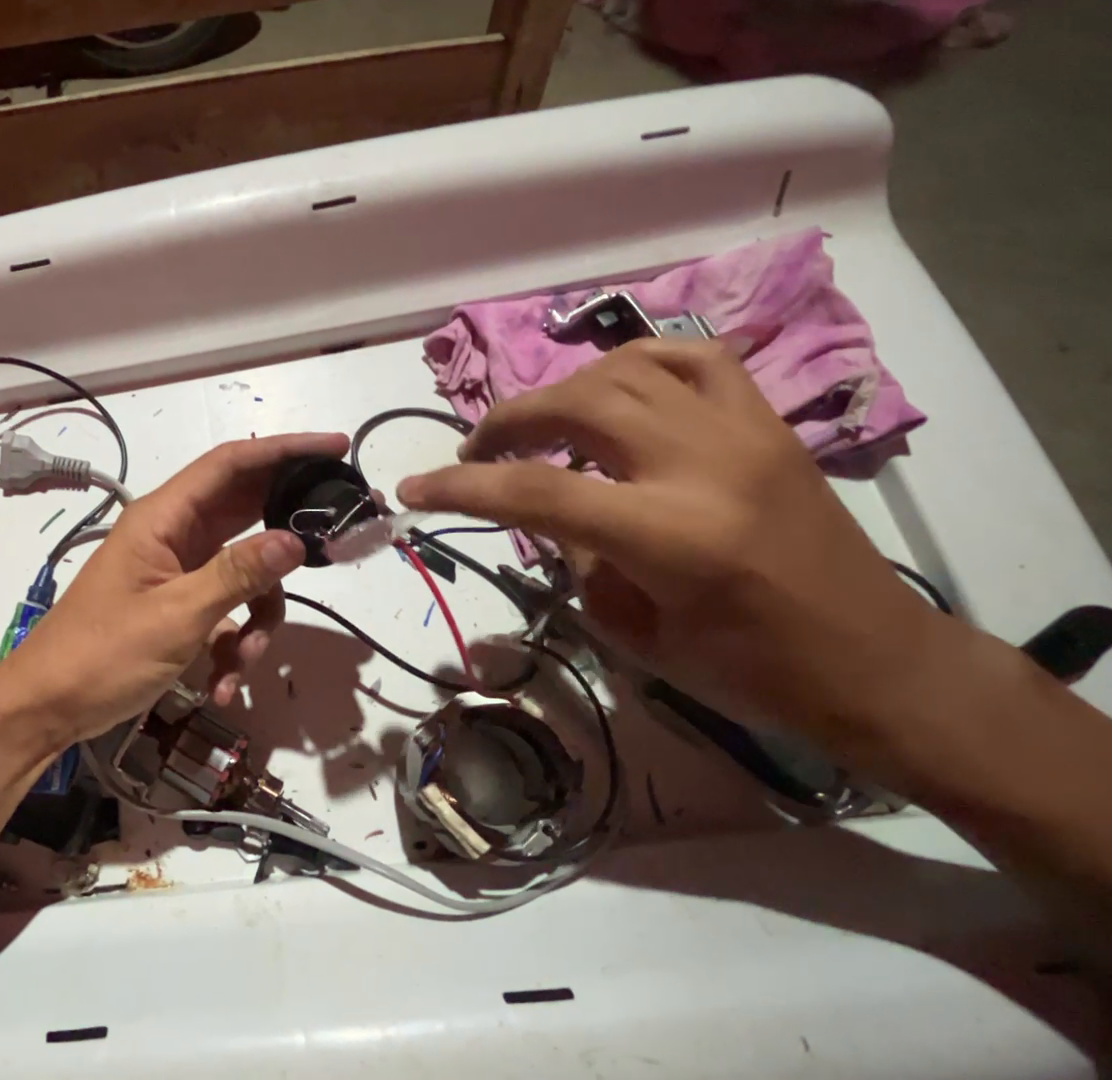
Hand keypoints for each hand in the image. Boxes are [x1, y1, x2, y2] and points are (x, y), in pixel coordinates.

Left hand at [0, 432, 349, 750]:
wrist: (48, 707)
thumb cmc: (102, 654)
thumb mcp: (176, 616)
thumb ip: (237, 575)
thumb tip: (296, 538)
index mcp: (163, 518)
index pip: (231, 464)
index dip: (285, 450)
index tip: (337, 448)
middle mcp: (173, 535)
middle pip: (245, 514)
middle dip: (289, 531)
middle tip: (339, 539)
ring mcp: (177, 572)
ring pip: (244, 574)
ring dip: (257, 617)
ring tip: (245, 661)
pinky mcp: (180, 608)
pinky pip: (226, 611)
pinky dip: (234, 644)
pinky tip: (223, 684)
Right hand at [396, 338, 948, 744]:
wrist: (874, 659)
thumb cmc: (751, 671)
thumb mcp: (637, 635)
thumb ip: (581, 564)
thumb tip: (554, 516)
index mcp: (671, 536)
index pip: (538, 492)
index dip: (460, 487)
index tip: (413, 488)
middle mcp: (705, 466)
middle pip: (578, 405)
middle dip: (507, 422)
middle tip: (476, 453)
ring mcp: (743, 433)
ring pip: (628, 368)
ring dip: (564, 391)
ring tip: (539, 426)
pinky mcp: (767, 423)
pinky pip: (692, 360)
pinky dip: (635, 364)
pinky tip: (612, 391)